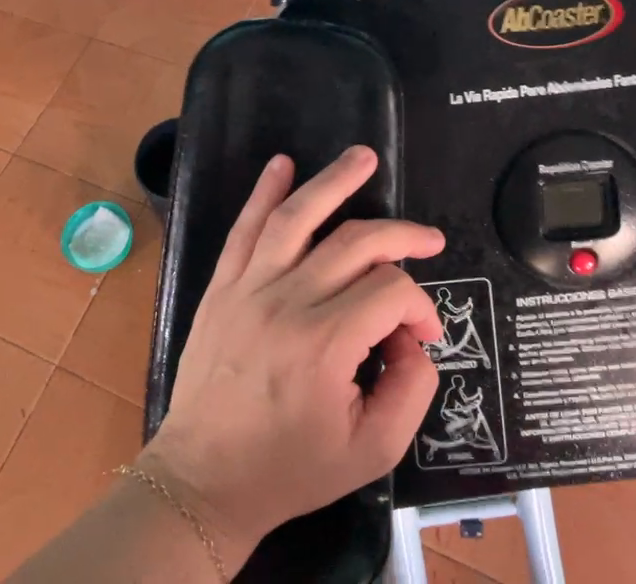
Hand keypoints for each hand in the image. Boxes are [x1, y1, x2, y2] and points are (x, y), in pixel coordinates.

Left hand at [138, 146, 446, 566]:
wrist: (205, 478)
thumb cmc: (290, 469)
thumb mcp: (372, 450)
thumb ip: (411, 390)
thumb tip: (414, 340)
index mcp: (325, 344)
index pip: (391, 292)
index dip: (420, 307)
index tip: (421, 337)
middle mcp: (287, 303)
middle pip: (355, 243)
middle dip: (402, 235)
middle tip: (430, 239)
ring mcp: (248, 289)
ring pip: (296, 218)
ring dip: (333, 182)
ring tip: (363, 157)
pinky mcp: (222, 288)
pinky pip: (244, 230)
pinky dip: (263, 193)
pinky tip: (282, 165)